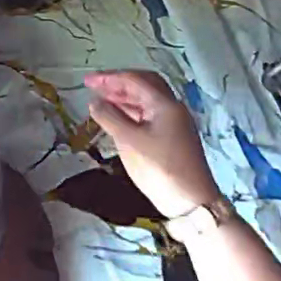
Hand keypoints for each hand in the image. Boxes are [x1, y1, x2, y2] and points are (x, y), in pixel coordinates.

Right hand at [85, 70, 218, 218]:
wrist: (192, 203)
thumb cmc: (160, 168)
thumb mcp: (129, 141)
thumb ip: (110, 117)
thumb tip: (94, 101)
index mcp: (164, 104)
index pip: (134, 80)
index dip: (109, 78)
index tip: (87, 81)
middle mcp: (172, 108)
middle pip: (144, 84)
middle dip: (118, 83)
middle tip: (96, 87)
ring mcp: (174, 122)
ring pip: (147, 100)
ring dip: (124, 97)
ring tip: (102, 101)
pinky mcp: (172, 136)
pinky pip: (149, 114)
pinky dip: (131, 111)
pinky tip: (118, 118)